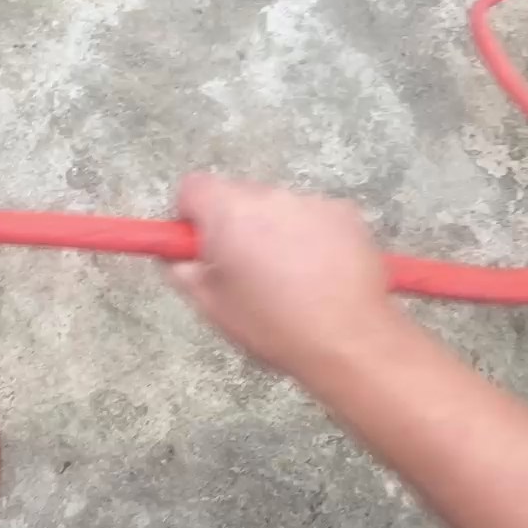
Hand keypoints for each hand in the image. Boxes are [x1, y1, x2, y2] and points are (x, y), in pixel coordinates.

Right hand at [165, 172, 406, 387]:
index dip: (189, 214)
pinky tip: (317, 271)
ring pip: (274, 206)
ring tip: (286, 276)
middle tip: (243, 267)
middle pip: (235, 194)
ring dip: (271, 227)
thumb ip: (182, 269)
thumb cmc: (272, 325)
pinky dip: (308, 234)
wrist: (350, 341)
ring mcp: (310, 200)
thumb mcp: (210, 305)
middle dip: (232, 222)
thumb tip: (177, 255)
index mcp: (228, 212)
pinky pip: (311, 214)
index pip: (191, 186)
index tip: (200, 244)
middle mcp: (268, 195)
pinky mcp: (344, 212)